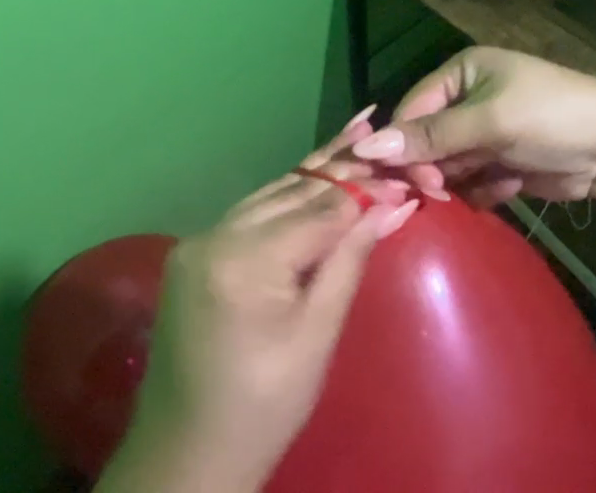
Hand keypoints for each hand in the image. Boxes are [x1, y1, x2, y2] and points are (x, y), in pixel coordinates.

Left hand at [104, 117, 417, 491]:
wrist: (186, 458)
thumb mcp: (318, 333)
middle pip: (293, 191)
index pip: (321, 208)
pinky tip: (314, 178)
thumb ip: (351, 258)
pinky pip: (250, 214)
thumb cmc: (264, 407)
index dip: (367, 190)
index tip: (409, 175)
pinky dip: (286, 198)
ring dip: (315, 175)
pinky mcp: (193, 253)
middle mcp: (214, 236)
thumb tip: (395, 203)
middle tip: (386, 140)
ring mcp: (198, 242)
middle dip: (343, 169)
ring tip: (357, 137)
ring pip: (270, 195)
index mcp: (244, 261)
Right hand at [351, 47, 595, 207]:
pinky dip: (485, 190)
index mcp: (462, 72)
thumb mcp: (490, 122)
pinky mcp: (501, 163)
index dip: (403, 145)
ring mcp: (485, 134)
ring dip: (463, 181)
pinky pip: (471, 183)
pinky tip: (511, 186)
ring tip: (493, 180)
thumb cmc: (551, 117)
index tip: (408, 179)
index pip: (412, 109)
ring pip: (447, 168)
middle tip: (445, 190)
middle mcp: (468, 100)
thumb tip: (363, 147)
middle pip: (426, 142)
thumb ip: (430, 137)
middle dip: (436, 168)